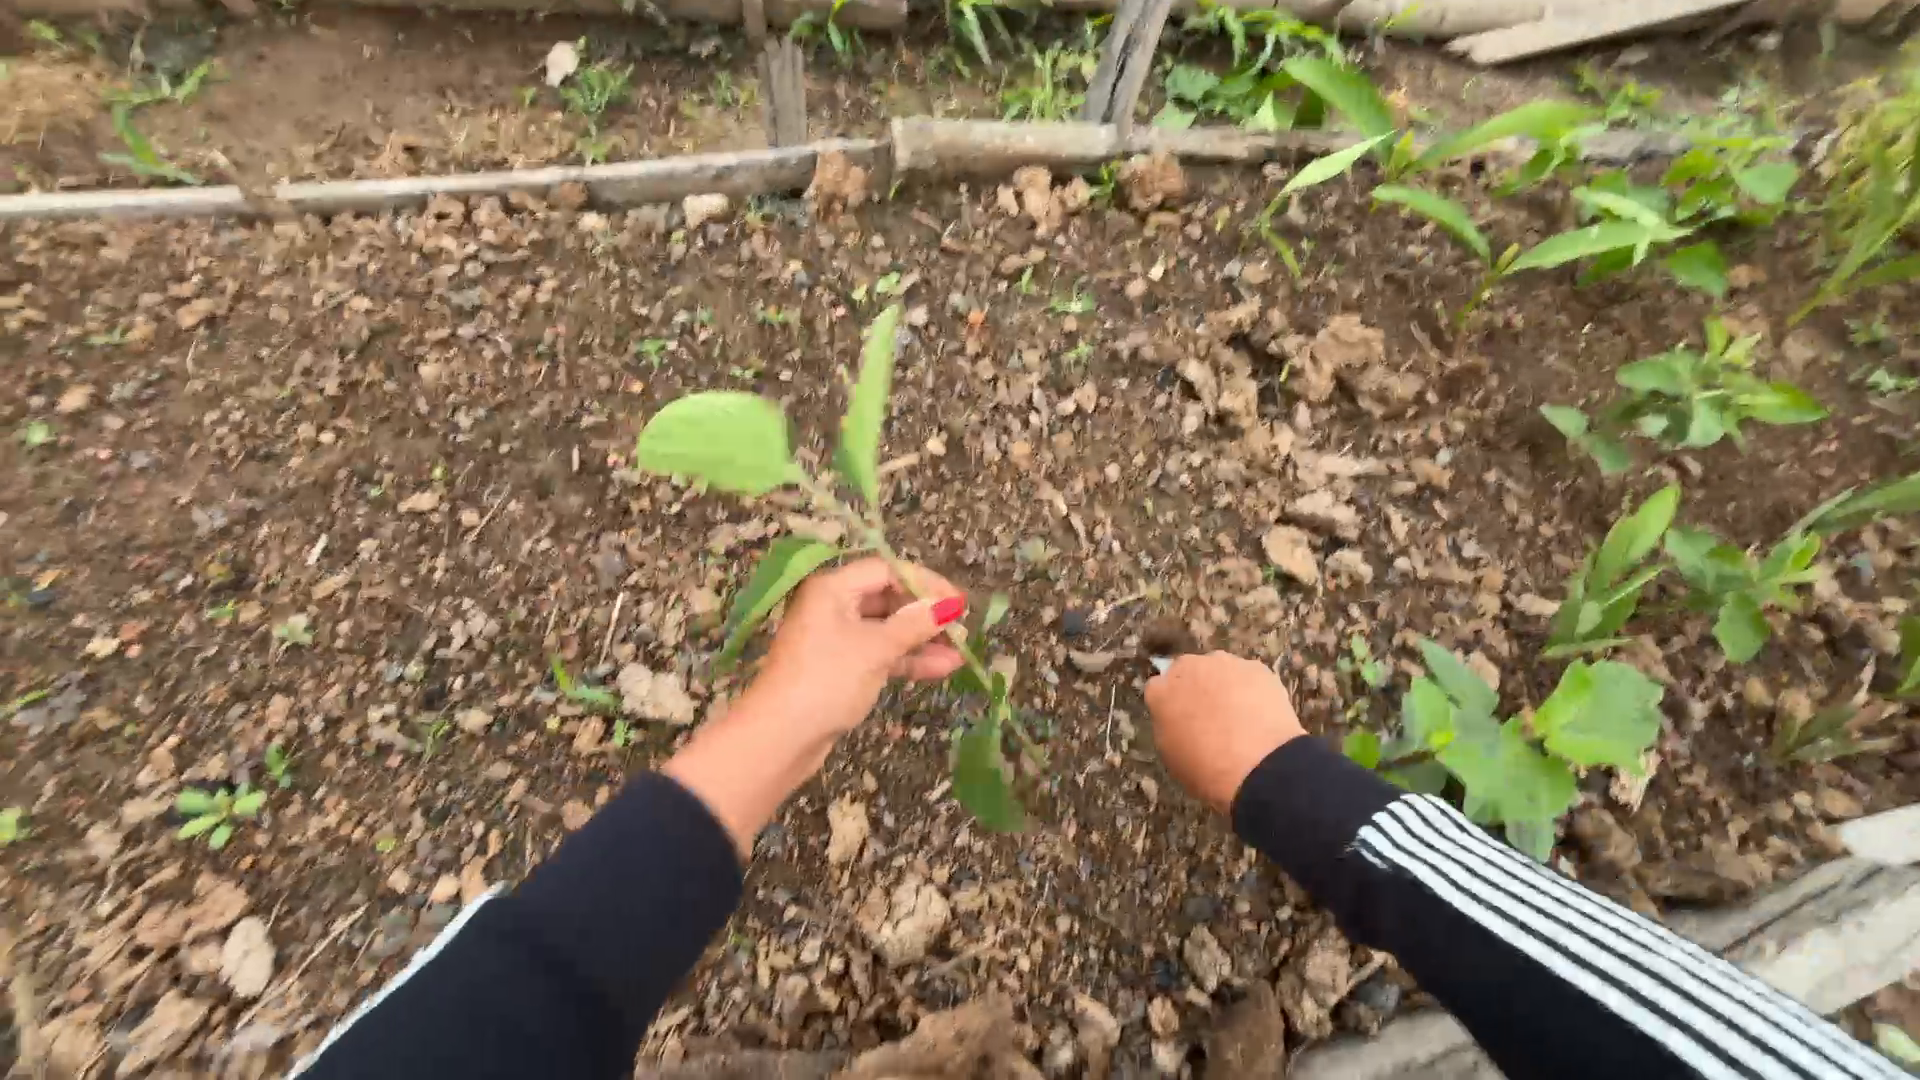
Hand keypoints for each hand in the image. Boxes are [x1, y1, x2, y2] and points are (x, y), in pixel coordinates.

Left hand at [743, 557, 967, 740]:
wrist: (780, 738)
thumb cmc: (827, 680)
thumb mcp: (875, 648)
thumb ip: (915, 624)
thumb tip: (950, 605)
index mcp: (833, 589)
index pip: (886, 570)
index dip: (924, 582)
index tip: (957, 601)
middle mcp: (833, 607)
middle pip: (887, 598)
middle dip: (925, 612)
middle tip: (960, 625)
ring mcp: (837, 639)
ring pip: (887, 630)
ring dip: (922, 639)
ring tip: (960, 650)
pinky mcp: (843, 669)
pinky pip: (881, 654)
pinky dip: (908, 659)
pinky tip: (943, 668)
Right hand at [1146, 652, 1304, 813]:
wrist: (1259, 766)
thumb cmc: (1207, 769)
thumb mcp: (1171, 754)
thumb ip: (1168, 726)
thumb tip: (1178, 719)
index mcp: (1160, 691)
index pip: (1159, 689)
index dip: (1172, 706)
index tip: (1182, 721)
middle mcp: (1187, 668)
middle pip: (1188, 671)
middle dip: (1196, 688)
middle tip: (1211, 717)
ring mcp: (1223, 664)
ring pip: (1220, 670)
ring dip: (1225, 685)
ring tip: (1241, 717)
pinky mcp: (1256, 668)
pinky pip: (1250, 676)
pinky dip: (1253, 690)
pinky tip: (1262, 715)